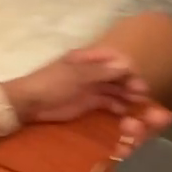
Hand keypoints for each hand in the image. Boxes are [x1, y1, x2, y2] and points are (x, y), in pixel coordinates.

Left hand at [6, 48, 151, 126]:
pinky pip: (107, 102)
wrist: (29, 103)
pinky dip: (117, 106)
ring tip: (138, 105)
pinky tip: (125, 112)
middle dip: (130, 83)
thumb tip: (126, 66)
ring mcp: (90, 87)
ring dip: (127, 95)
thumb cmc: (51, 84)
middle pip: (116, 74)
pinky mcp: (88, 103)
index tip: (138, 79)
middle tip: (142, 96)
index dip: (127, 67)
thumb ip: (101, 72)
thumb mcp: (76, 76)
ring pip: (114, 89)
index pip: (113, 58)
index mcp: (87, 58)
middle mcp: (91, 71)